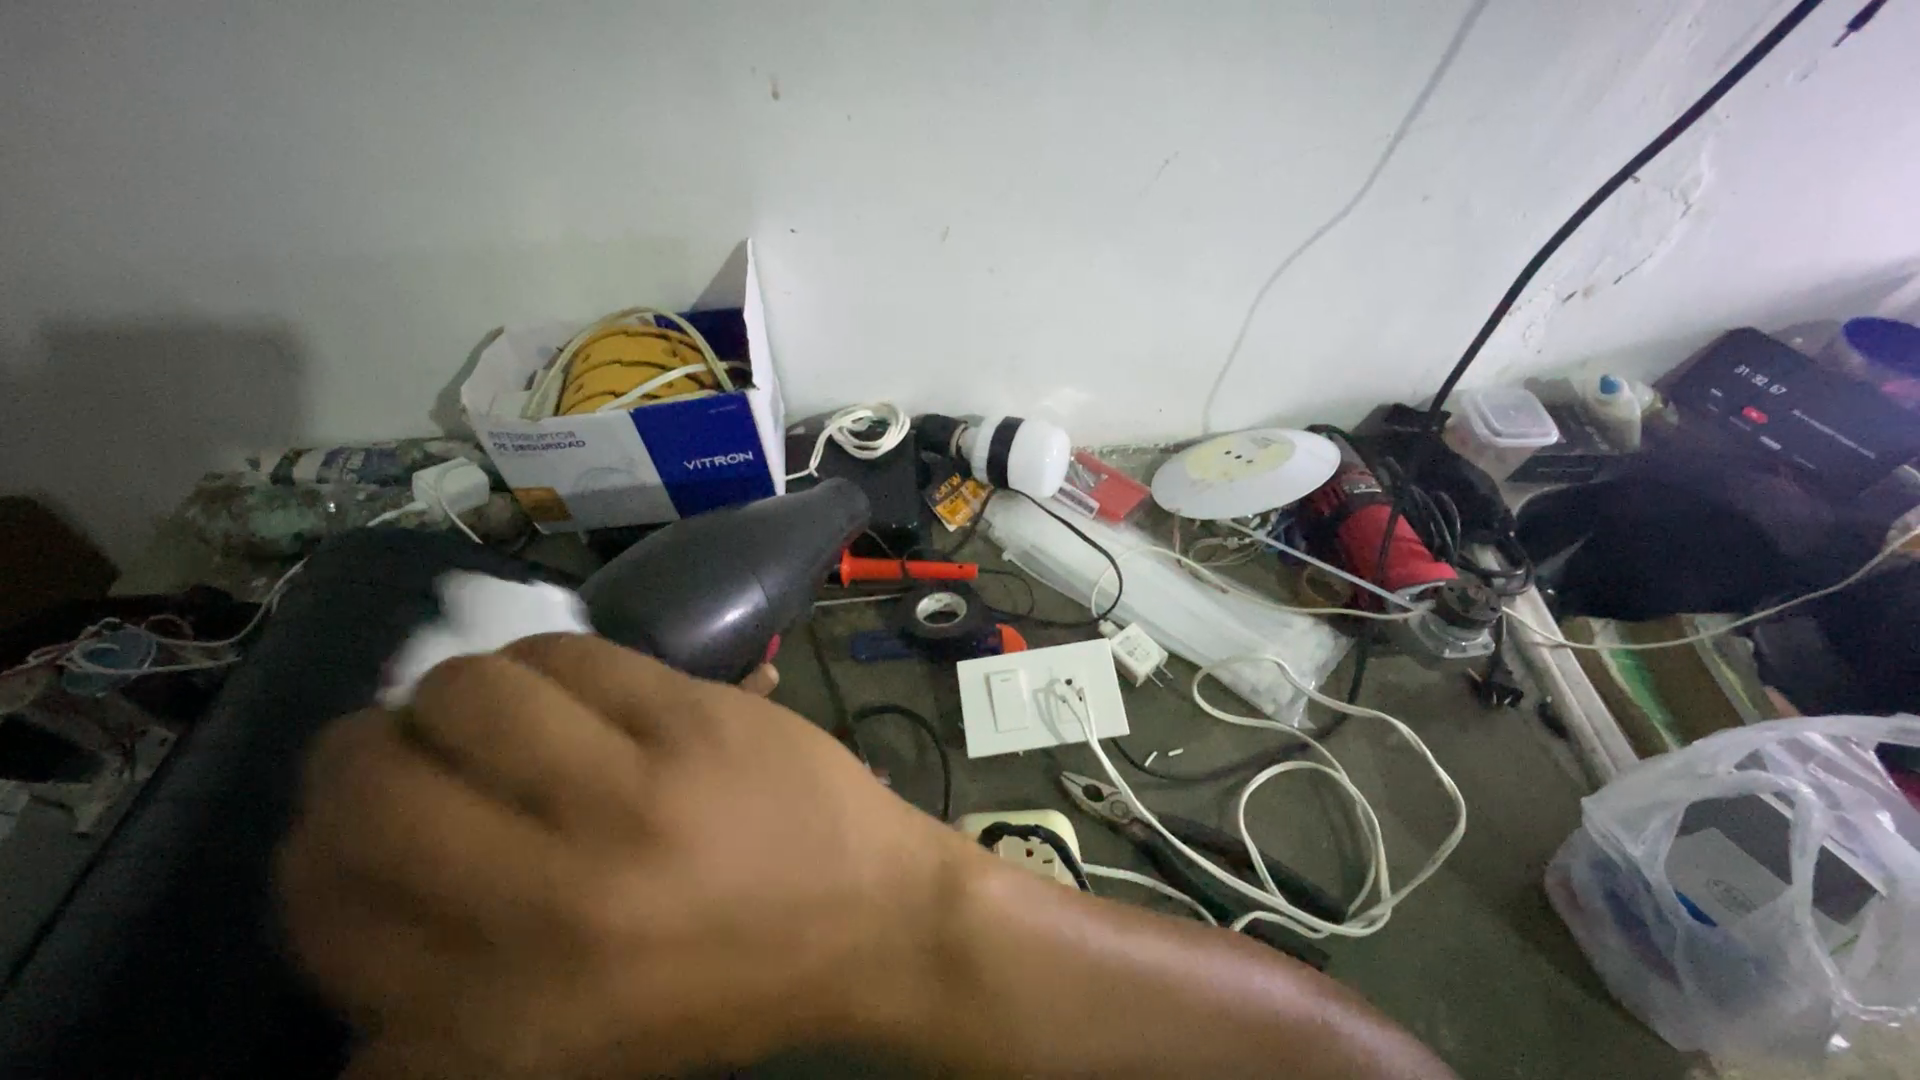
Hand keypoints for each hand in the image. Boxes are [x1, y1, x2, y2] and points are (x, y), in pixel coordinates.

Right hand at [277, 633, 969, 1077]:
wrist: (877, 920)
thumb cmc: (729, 989)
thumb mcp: (573, 1050)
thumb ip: (444, 1023)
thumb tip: (345, 962)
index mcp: (507, 1011)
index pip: (328, 914)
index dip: (315, 861)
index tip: (347, 837)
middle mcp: (553, 900)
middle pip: (368, 789)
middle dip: (354, 760)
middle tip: (395, 753)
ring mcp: (633, 792)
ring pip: (462, 694)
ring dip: (451, 697)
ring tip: (489, 716)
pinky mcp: (694, 716)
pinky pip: (567, 654)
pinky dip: (541, 662)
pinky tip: (563, 687)